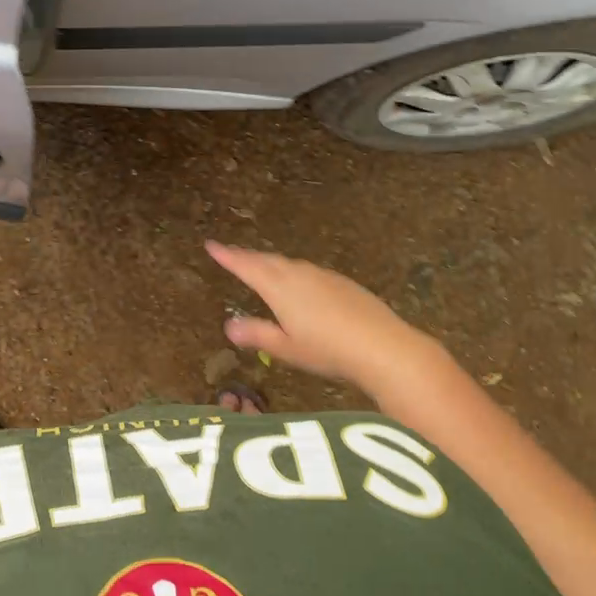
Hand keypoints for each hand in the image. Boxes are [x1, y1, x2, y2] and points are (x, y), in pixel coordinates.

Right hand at [207, 241, 448, 398]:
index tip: (211, 244)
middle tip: (231, 253)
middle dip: (247, 256)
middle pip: (267, 261)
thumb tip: (228, 325)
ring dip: (271, 263)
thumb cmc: (328, 351)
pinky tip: (299, 283)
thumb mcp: (287, 348)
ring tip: (261, 265)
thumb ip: (258, 334)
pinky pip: (308, 271)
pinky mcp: (342, 283)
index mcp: (279, 288)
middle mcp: (298, 275)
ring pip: (289, 264)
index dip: (227, 256)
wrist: (384, 347)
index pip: (246, 267)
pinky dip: (293, 271)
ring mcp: (323, 276)